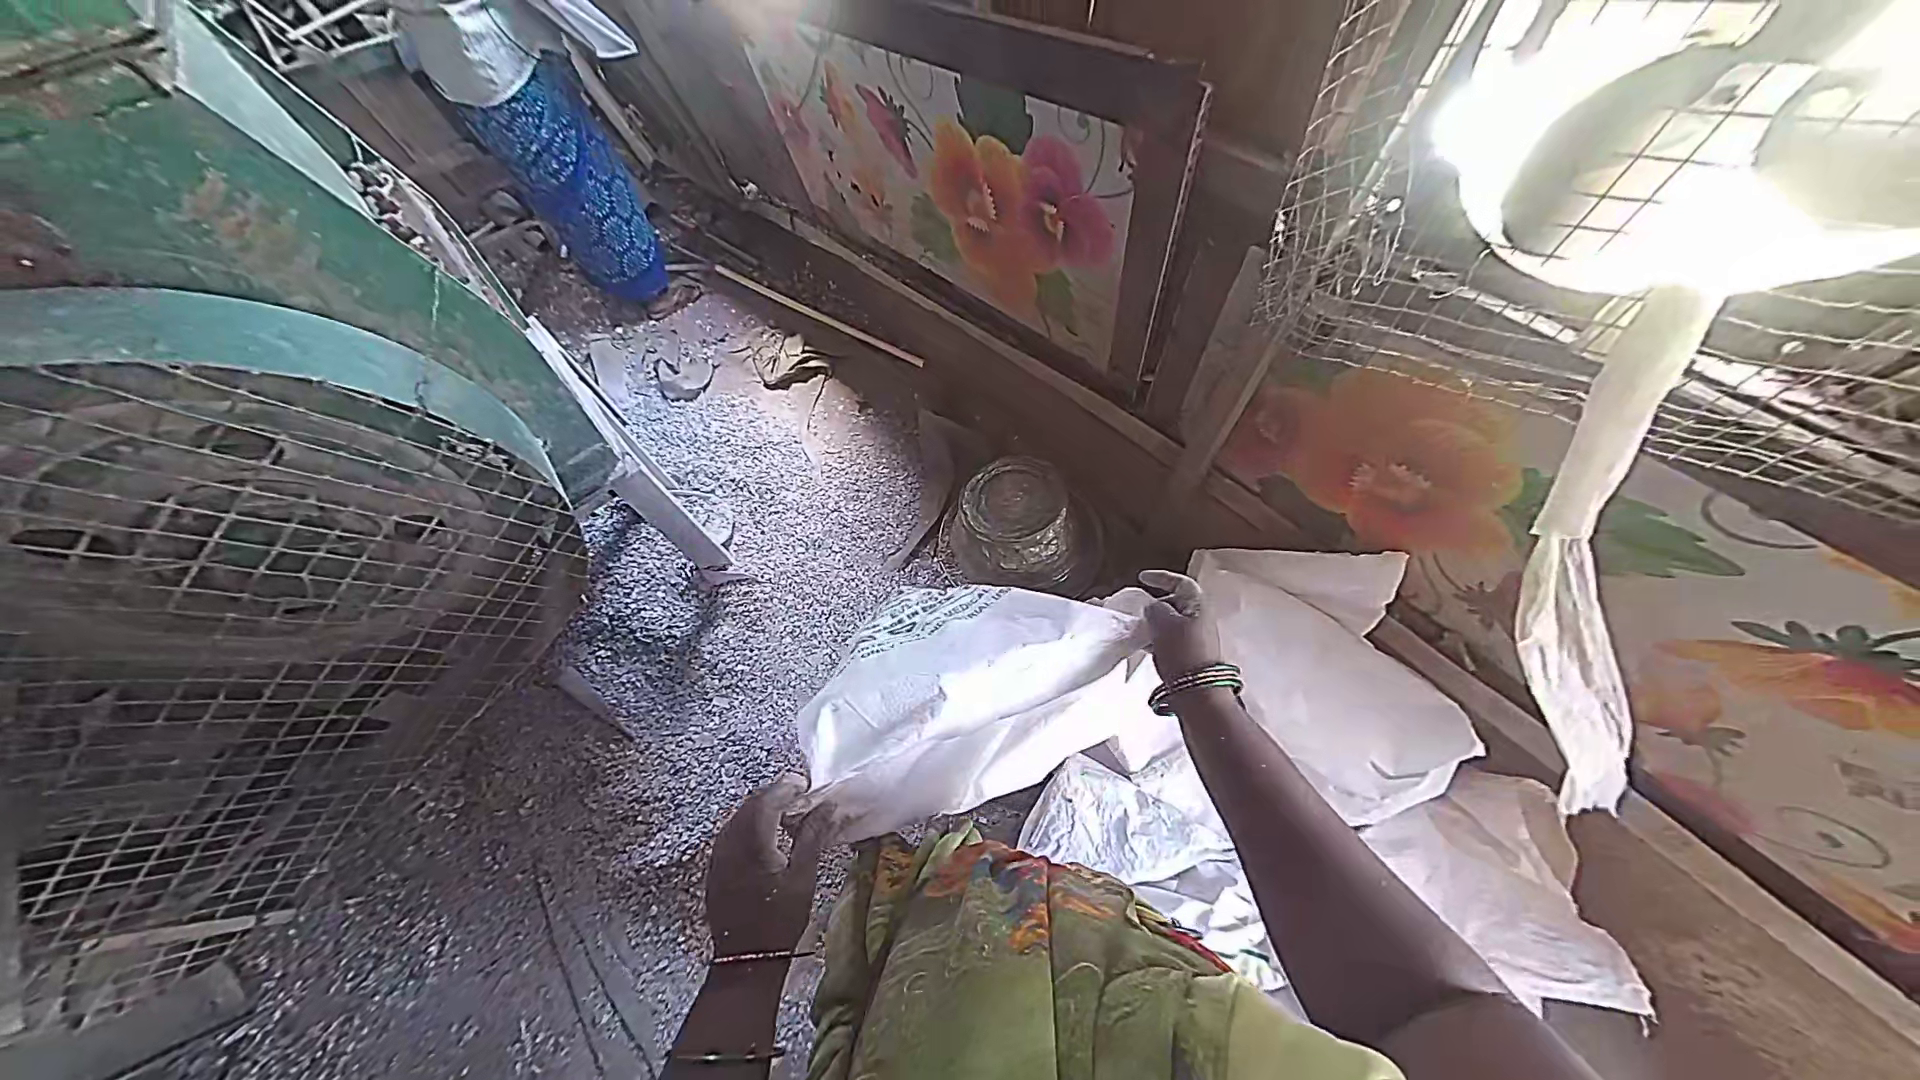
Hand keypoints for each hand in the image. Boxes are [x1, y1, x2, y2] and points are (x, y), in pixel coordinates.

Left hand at [704, 774, 836, 957]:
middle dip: (776, 794)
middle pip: (751, 804)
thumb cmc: (779, 921)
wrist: (746, 961)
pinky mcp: (716, 866)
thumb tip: (828, 807)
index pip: (766, 799)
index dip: (786, 787)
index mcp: (750, 843)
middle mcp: (728, 843)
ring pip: (740, 816)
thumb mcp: (803, 877)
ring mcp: (718, 855)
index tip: (807, 785)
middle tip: (802, 796)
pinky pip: (733, 831)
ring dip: (764, 807)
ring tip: (789, 812)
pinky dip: (752, 823)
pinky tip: (770, 833)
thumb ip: (813, 836)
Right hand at [1138, 569, 1222, 678]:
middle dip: (1155, 602)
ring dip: (1152, 621)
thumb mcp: (1163, 623)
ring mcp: (1194, 638)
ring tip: (1136, 626)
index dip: (1162, 577)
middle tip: (1138, 607)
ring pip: (1169, 621)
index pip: (1181, 583)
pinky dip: (1154, 636)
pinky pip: (1168, 638)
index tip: (1142, 578)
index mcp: (1197, 606)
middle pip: (1175, 602)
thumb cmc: (1182, 651)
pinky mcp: (1188, 654)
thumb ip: (1154, 608)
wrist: (1196, 691)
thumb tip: (1151, 606)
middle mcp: (1199, 619)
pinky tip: (1142, 643)